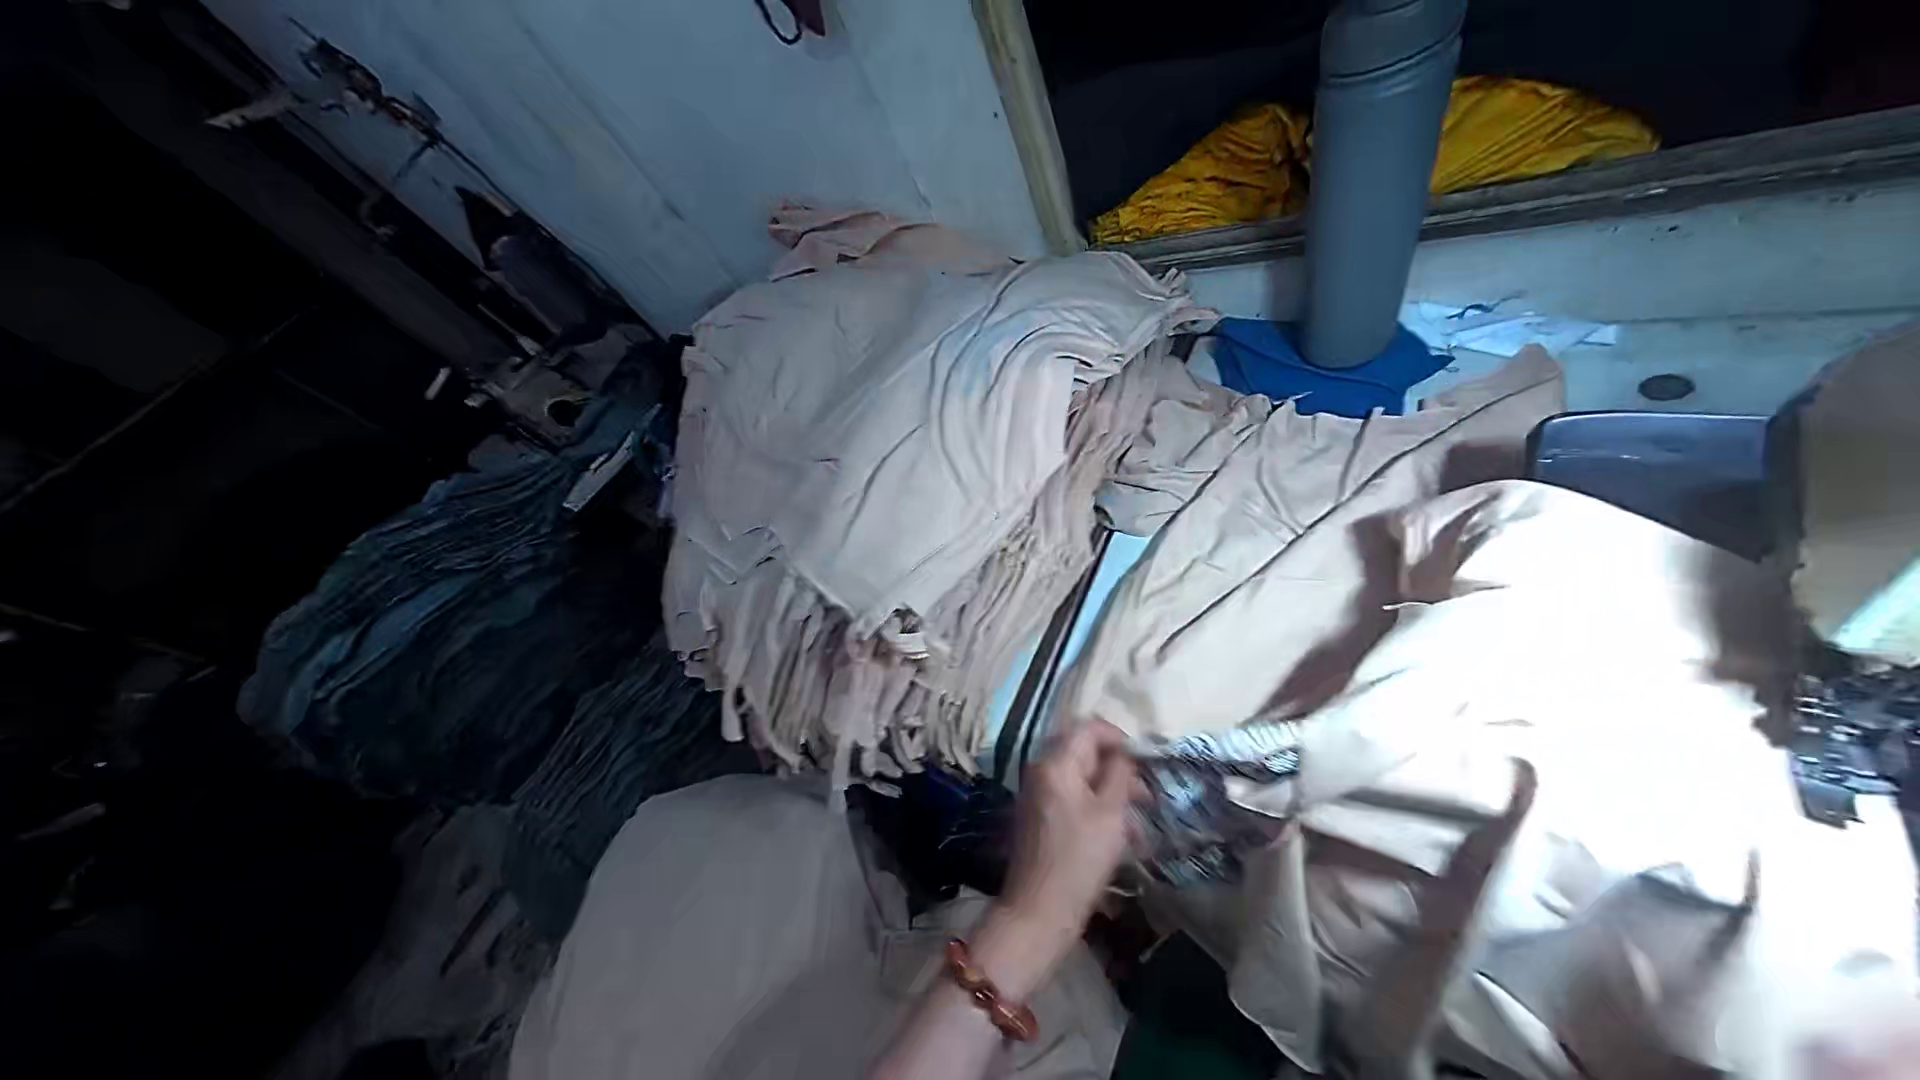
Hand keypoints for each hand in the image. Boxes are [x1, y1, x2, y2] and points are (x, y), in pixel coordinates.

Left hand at [971, 719, 1139, 998]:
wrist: (1039, 911)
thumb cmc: (1079, 860)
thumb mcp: (1110, 814)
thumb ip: (1119, 775)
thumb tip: (1124, 753)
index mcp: (1055, 763)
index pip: (1088, 728)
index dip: (1119, 738)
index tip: (1144, 763)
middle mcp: (1041, 770)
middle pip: (1084, 752)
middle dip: (1117, 769)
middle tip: (1145, 795)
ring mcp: (1038, 793)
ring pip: (1081, 778)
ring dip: (1111, 793)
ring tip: (1138, 825)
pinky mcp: (1040, 817)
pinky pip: (1073, 799)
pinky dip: (1097, 809)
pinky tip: (1120, 838)